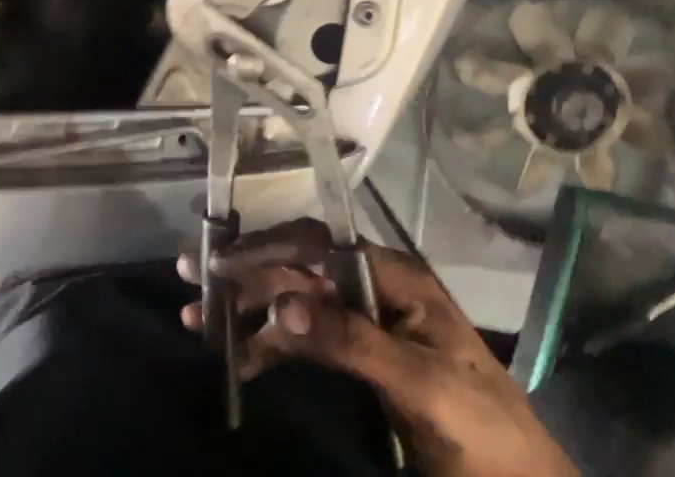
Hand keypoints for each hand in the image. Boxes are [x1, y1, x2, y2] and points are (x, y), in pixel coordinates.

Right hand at [179, 219, 577, 476]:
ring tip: (197, 324)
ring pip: (292, 306)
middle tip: (191, 284)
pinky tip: (236, 359)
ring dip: (245, 314)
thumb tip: (282, 306)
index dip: (268, 249)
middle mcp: (373, 289)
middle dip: (244, 279)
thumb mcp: (422, 384)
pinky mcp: (355, 358)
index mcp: (396, 277)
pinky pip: (301, 341)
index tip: (220, 263)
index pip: (320, 247)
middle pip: (297, 272)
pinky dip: (265, 347)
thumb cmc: (483, 428)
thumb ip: (352, 341)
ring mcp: (362, 323)